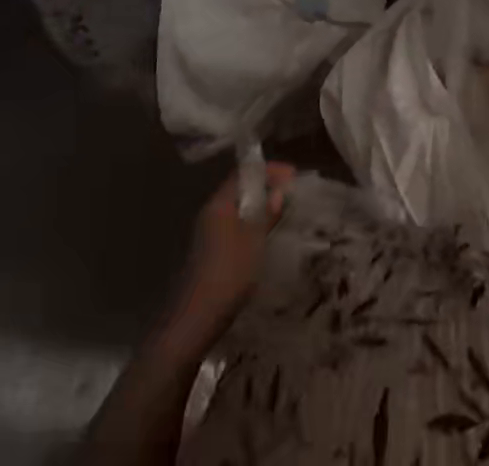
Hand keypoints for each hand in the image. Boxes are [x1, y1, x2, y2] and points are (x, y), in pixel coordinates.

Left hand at [175, 161, 293, 331]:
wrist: (196, 317)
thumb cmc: (229, 272)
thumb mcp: (255, 240)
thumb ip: (267, 213)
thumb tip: (278, 191)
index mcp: (219, 204)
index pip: (243, 175)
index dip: (268, 170)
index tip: (292, 173)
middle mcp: (210, 213)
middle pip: (239, 190)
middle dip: (265, 187)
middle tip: (290, 192)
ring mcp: (208, 233)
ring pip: (237, 209)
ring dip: (259, 207)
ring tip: (283, 211)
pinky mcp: (211, 251)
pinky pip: (235, 226)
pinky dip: (252, 223)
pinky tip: (266, 235)